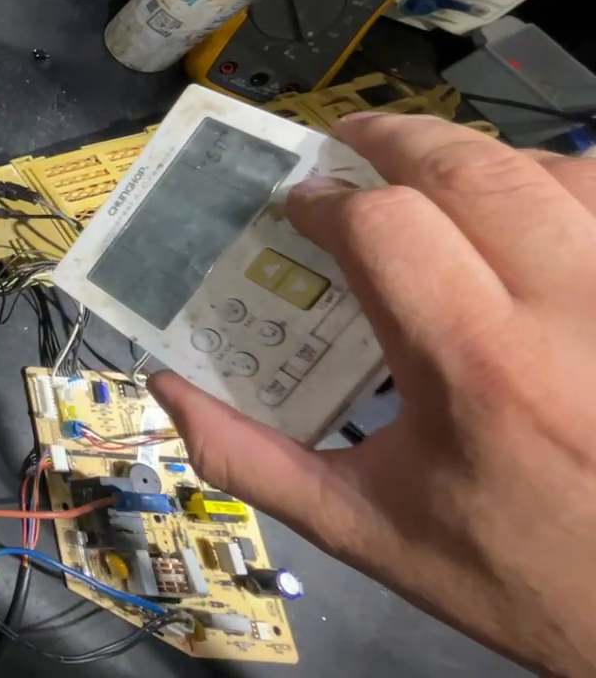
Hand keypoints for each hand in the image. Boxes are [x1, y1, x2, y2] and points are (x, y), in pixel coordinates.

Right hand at [148, 113, 595, 674]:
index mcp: (480, 370)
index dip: (328, 202)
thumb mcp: (369, 531)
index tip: (300, 209)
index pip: (387, 225)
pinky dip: (567, 188)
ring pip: (566, 176)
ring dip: (484, 162)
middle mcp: (579, 321)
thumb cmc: (530, 578)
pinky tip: (532, 213)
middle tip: (351, 140)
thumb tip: (164, 389)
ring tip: (437, 178)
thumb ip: (250, 461)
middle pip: (476, 174)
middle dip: (397, 140)